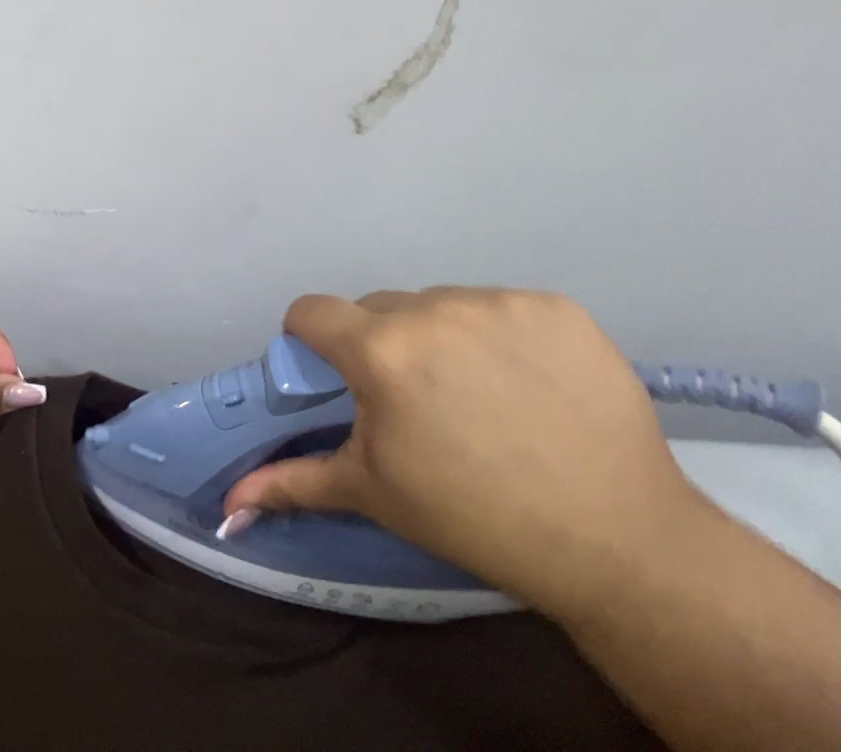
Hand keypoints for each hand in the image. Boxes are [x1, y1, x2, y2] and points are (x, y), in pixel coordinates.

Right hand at [223, 288, 708, 616]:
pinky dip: (498, 336)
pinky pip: (500, 308)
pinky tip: (524, 384)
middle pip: (378, 309)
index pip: (312, 311)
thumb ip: (291, 482)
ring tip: (473, 395)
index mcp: (379, 351)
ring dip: (437, 337)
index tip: (330, 375)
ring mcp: (501, 303)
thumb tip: (228, 505)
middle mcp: (435, 310)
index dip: (309, 340)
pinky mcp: (558, 308)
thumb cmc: (470, 515)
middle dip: (378, 345)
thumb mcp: (370, 493)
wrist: (612, 537)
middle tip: (409, 402)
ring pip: (440, 305)